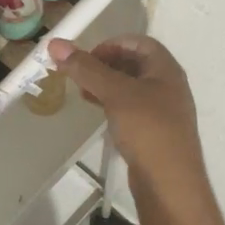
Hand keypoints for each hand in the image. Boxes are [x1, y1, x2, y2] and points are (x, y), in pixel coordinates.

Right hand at [47, 36, 203, 186]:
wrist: (169, 181)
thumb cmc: (147, 128)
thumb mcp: (115, 93)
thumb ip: (86, 68)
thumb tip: (55, 44)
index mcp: (166, 69)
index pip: (138, 42)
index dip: (111, 44)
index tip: (86, 56)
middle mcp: (168, 85)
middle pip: (134, 63)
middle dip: (104, 65)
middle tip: (79, 74)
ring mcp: (162, 110)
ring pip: (130, 87)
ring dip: (105, 85)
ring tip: (82, 92)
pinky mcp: (153, 132)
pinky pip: (131, 108)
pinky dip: (112, 104)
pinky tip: (97, 113)